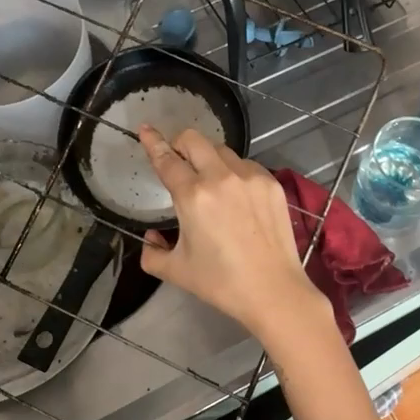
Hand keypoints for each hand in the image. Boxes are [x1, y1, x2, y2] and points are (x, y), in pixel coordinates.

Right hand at [137, 125, 330, 340]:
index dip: (153, 142)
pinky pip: (246, 165)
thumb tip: (152, 238)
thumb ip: (153, 252)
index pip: (166, 160)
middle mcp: (221, 178)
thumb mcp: (176, 271)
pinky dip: (234, 171)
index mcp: (193, 196)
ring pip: (222, 150)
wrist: (273, 290)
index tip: (145, 129)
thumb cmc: (221, 282)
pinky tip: (236, 195)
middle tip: (177, 159)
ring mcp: (250, 177)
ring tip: (209, 183)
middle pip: (194, 140)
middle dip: (180, 144)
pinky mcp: (271, 183)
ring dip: (208, 159)